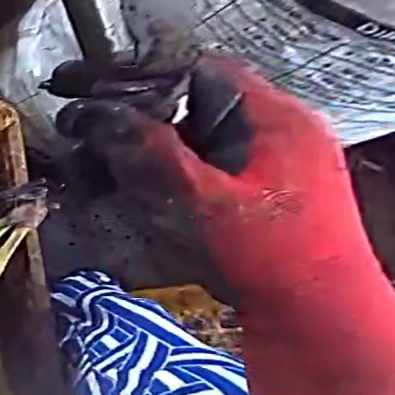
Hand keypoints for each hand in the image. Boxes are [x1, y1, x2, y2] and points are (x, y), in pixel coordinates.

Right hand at [58, 57, 394, 394]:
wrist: (320, 323)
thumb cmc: (266, 257)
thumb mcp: (199, 200)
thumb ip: (148, 151)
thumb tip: (95, 113)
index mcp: (274, 118)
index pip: (195, 70)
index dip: (134, 72)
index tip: (81, 82)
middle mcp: (274, 128)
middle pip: (189, 98)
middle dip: (128, 105)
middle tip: (75, 115)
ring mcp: (267, 159)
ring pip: (189, 129)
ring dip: (137, 135)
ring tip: (88, 148)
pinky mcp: (254, 187)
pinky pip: (195, 157)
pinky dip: (155, 160)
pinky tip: (122, 176)